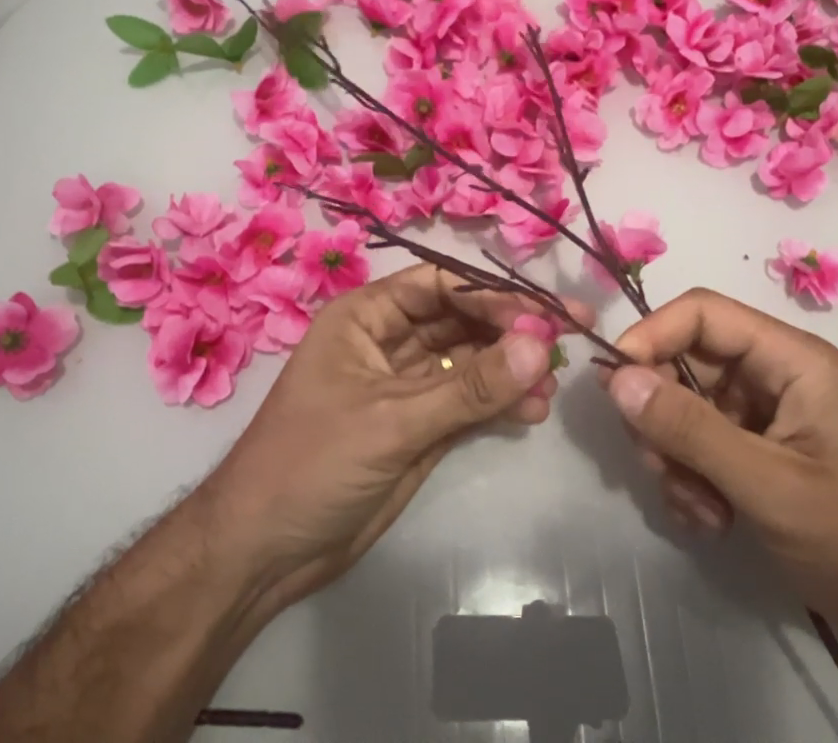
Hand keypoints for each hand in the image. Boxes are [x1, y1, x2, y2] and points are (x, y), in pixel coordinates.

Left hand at [197, 264, 571, 611]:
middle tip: (571, 337)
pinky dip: (502, 403)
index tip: (546, 315)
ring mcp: (408, 386)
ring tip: (554, 384)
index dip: (495, 295)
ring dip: (513, 368)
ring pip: (472, 362)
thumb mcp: (392, 421)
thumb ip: (470, 387)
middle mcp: (389, 342)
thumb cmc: (312, 464)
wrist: (266, 550)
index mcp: (366, 318)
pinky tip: (533, 410)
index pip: (441, 286)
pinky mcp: (421, 427)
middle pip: (463, 320)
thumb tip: (541, 346)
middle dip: (513, 329)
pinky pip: (471, 402)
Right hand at [602, 288, 837, 638]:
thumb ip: (690, 430)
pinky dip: (688, 481)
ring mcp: (760, 412)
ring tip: (702, 510)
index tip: (613, 386)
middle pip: (683, 362)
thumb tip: (616, 379)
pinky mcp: (750, 447)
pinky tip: (711, 521)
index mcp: (792, 360)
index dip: (651, 337)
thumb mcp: (767, 484)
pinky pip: (693, 444)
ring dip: (675, 461)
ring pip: (680, 408)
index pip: (703, 314)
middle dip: (661, 418)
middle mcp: (772, 374)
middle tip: (661, 470)